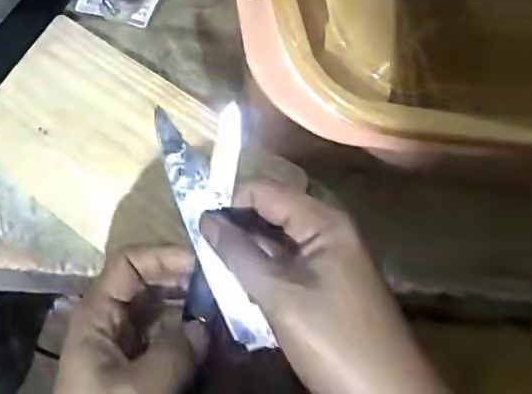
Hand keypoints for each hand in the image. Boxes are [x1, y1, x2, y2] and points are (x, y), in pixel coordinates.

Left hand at [56, 247, 210, 393]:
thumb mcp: (139, 390)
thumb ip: (174, 353)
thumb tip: (203, 325)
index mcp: (97, 312)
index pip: (128, 263)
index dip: (162, 255)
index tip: (200, 262)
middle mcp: (108, 322)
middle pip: (147, 287)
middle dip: (182, 285)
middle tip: (221, 288)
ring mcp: (121, 350)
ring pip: (159, 316)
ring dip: (189, 314)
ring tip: (223, 315)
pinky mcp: (134, 375)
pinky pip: (162, 346)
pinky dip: (185, 343)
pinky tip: (212, 346)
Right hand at [201, 181, 443, 393]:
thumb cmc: (335, 341)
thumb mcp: (279, 297)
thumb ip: (239, 254)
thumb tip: (205, 218)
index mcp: (324, 220)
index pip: (266, 191)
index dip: (230, 200)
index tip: (197, 220)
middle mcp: (330, 228)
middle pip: (272, 211)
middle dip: (238, 224)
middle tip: (202, 242)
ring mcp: (333, 257)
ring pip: (278, 240)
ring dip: (249, 250)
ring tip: (215, 262)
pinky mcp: (332, 284)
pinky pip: (290, 262)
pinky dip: (266, 270)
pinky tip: (243, 284)